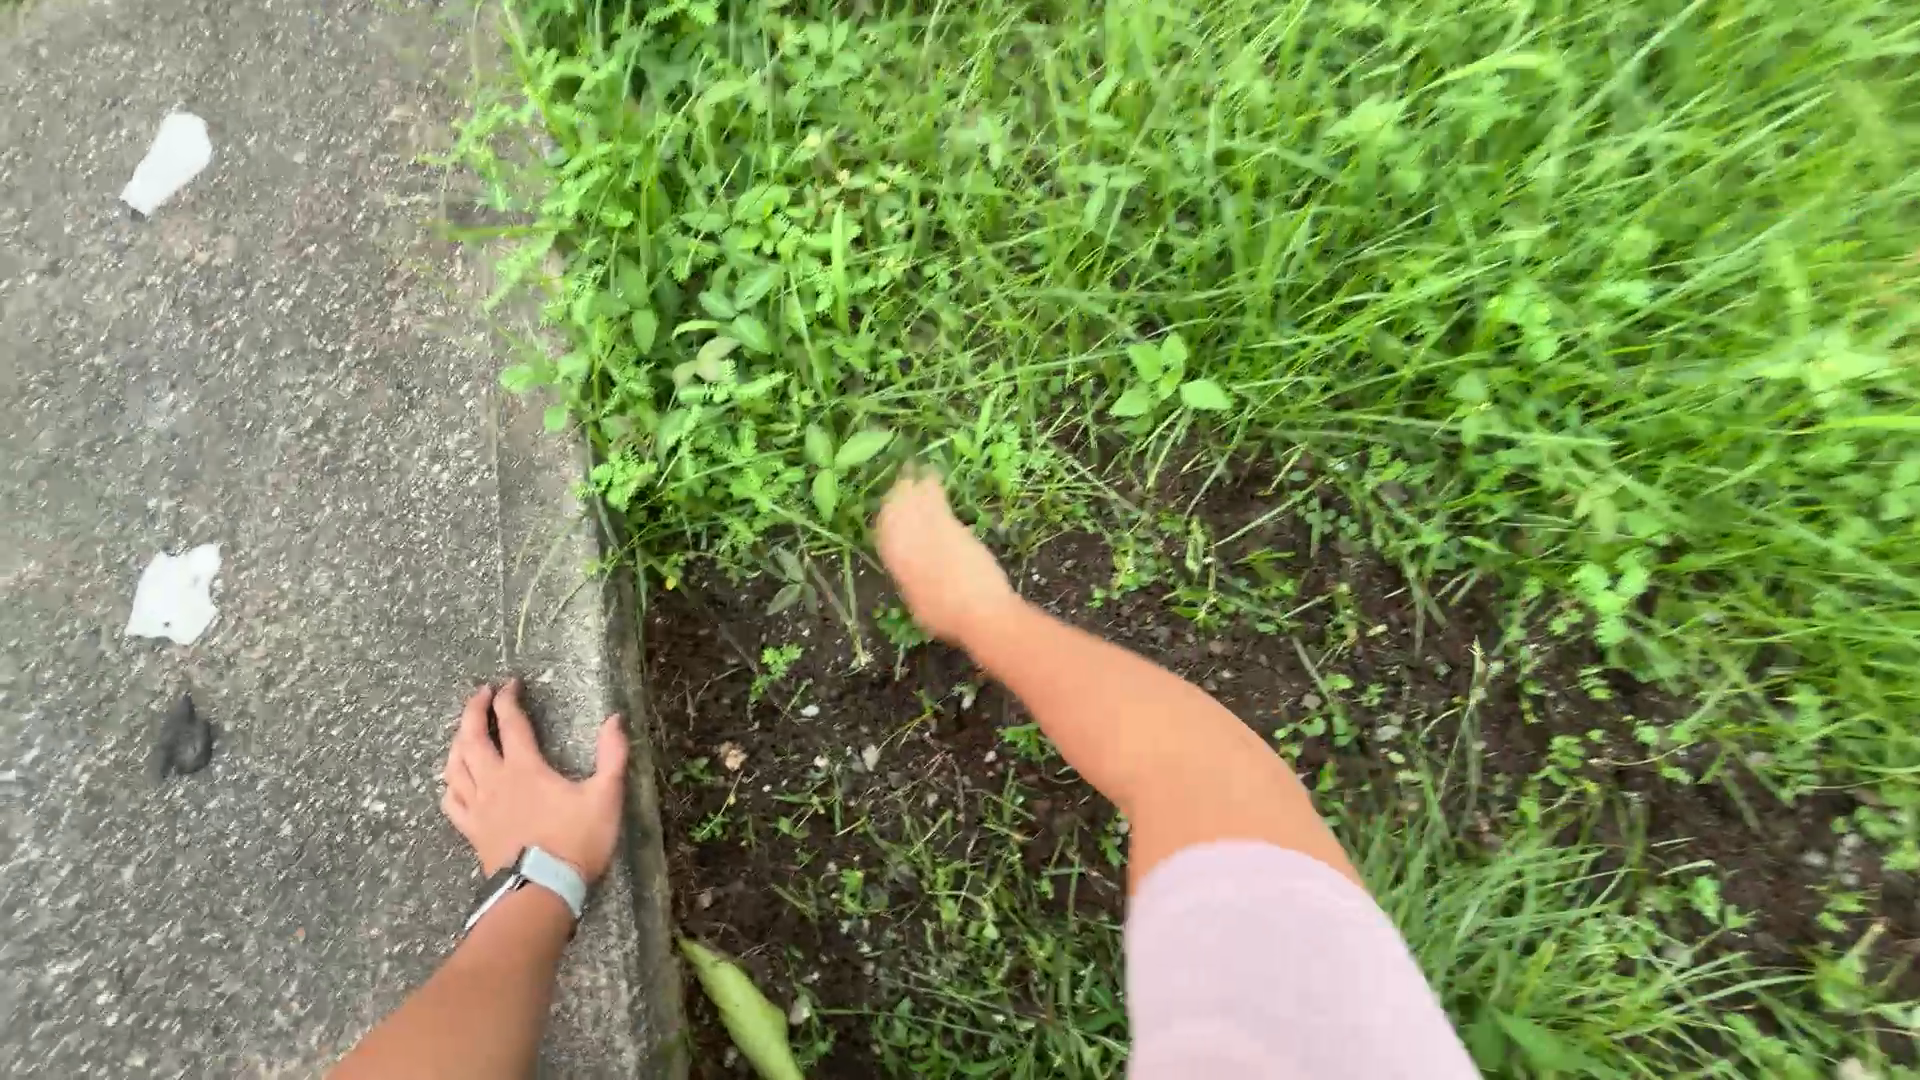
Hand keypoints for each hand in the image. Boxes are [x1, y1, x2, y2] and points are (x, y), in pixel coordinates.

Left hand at [440, 678, 627, 883]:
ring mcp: (478, 808)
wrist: (541, 891)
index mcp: (526, 769)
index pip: (512, 724)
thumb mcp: (606, 795)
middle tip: (480, 693)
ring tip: (464, 728)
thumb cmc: (576, 841)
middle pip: (472, 738)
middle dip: (473, 711)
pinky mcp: (471, 830)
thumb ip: (612, 754)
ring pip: (455, 765)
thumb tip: (615, 719)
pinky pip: (450, 799)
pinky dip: (449, 781)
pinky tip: (453, 778)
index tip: (511, 683)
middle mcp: (495, 782)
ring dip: (457, 740)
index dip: (508, 700)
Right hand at [874, 468, 1019, 644]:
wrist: (980, 612)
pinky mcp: (952, 526)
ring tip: (912, 470)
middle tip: (901, 481)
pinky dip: (933, 487)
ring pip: (914, 502)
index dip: (885, 518)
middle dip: (897, 495)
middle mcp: (908, 544)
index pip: (884, 534)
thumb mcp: (918, 602)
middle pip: (897, 512)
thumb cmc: (948, 616)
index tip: (887, 507)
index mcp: (898, 565)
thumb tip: (914, 572)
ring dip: (913, 486)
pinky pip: (937, 501)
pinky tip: (932, 476)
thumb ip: (912, 580)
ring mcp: (930, 532)